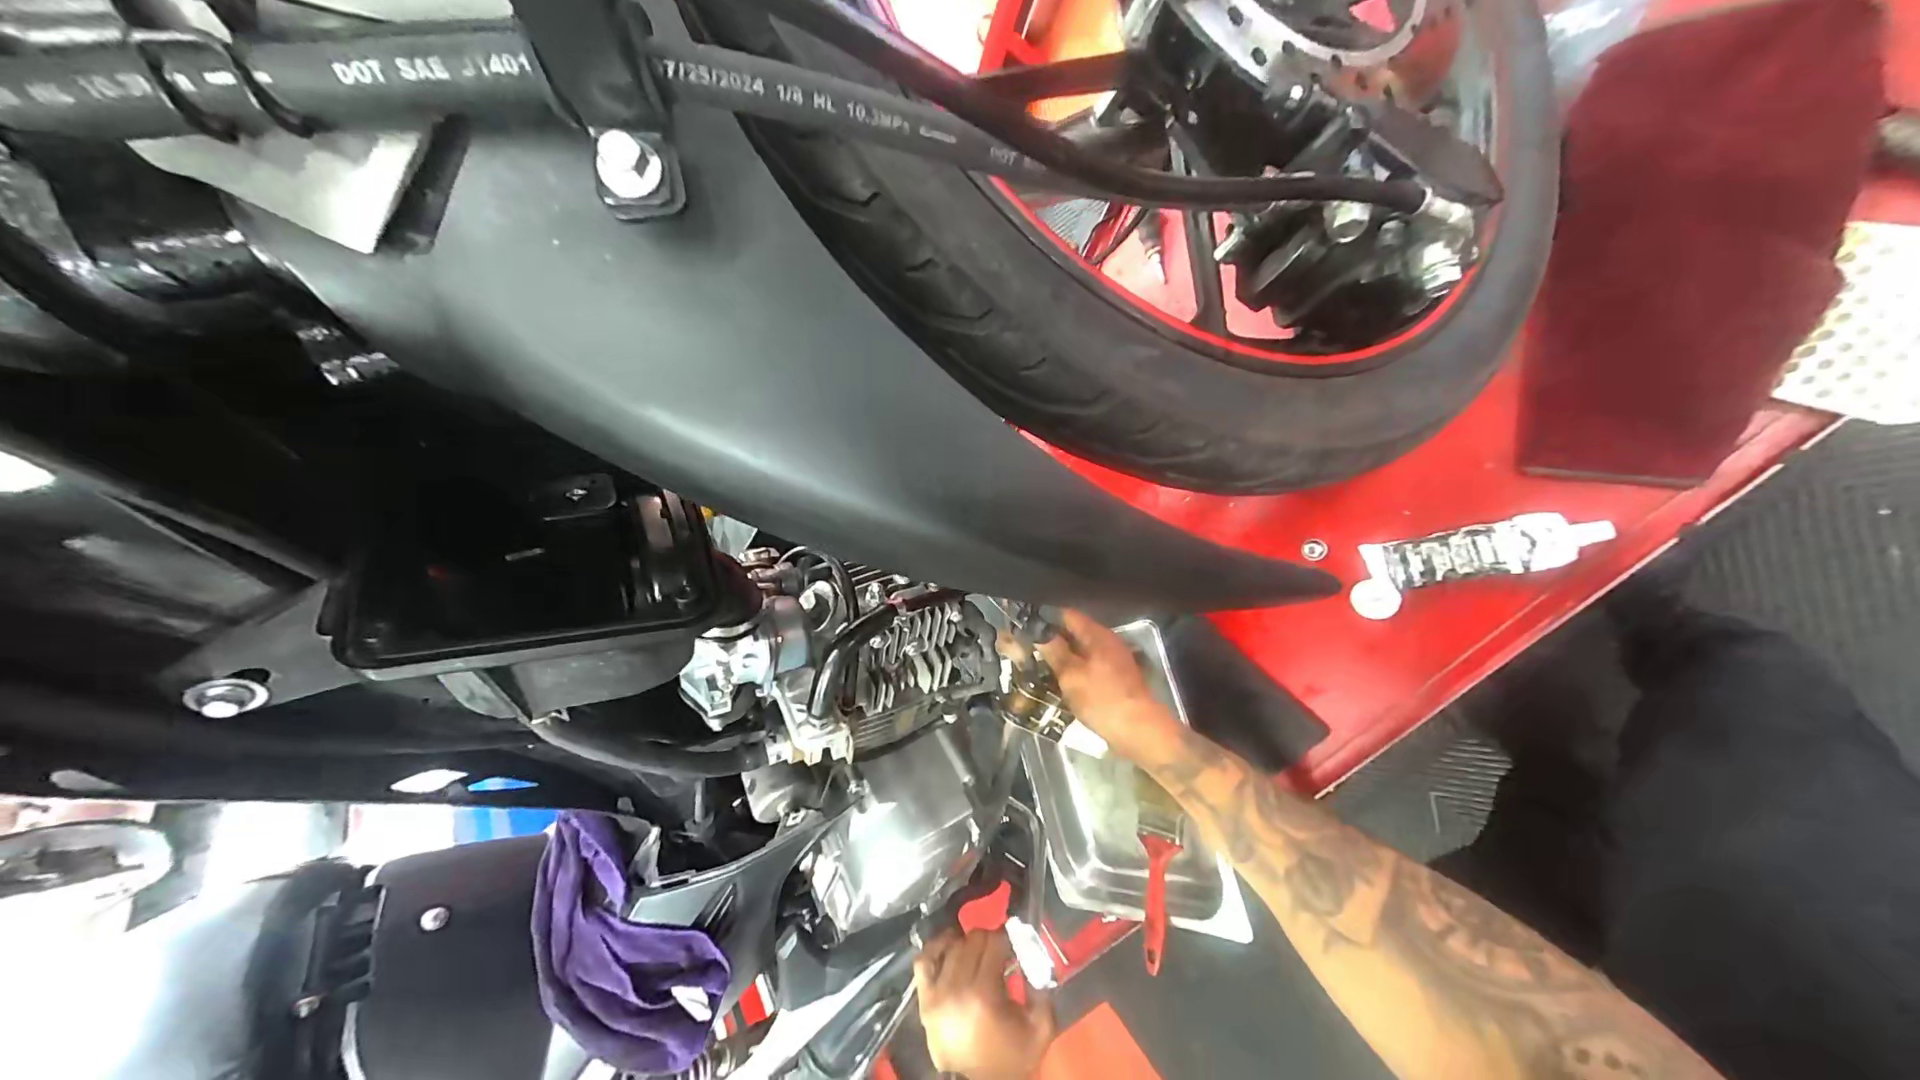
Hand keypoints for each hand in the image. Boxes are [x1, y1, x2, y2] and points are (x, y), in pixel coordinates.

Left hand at [914, 929, 1054, 1079]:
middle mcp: (956, 989)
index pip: (993, 943)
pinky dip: (936, 948)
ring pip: (951, 947)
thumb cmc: (1013, 1057)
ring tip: (977, 952)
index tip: (1013, 944)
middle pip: (972, 941)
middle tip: (998, 950)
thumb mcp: (1040, 1027)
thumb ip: (1042, 988)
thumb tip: (1032, 951)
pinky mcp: (924, 1001)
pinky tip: (949, 946)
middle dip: (989, 940)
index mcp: (984, 995)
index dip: (1005, 939)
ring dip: (967, 944)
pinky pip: (924, 961)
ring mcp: (936, 994)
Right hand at [1037, 610, 1185, 763]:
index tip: (1024, 624)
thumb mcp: (1071, 675)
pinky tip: (1057, 680)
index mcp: (1097, 635)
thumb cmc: (1102, 699)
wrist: (1139, 730)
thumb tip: (1037, 631)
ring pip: (1080, 651)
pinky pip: (1088, 666)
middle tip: (1025, 646)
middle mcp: (1107, 642)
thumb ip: (1054, 651)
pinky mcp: (1114, 679)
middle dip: (1051, 638)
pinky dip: (1072, 669)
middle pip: (1074, 632)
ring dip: (1061, 655)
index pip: (1067, 614)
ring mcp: (1112, 661)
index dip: (1045, 617)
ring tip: (1035, 662)